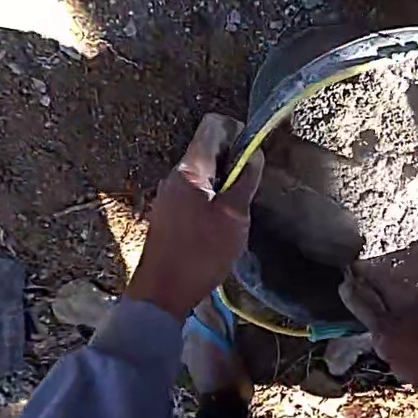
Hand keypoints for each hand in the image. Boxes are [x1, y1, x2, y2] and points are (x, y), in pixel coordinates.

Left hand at [126, 114, 263, 319]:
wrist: (163, 291)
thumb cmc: (201, 253)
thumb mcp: (233, 217)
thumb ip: (245, 182)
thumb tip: (254, 154)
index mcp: (190, 170)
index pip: (212, 126)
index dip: (237, 130)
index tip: (254, 151)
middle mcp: (175, 176)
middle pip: (208, 149)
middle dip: (234, 158)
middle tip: (252, 184)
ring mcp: (169, 195)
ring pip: (203, 172)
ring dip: (225, 181)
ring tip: (240, 206)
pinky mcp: (169, 213)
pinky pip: (195, 191)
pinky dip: (213, 196)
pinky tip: (223, 221)